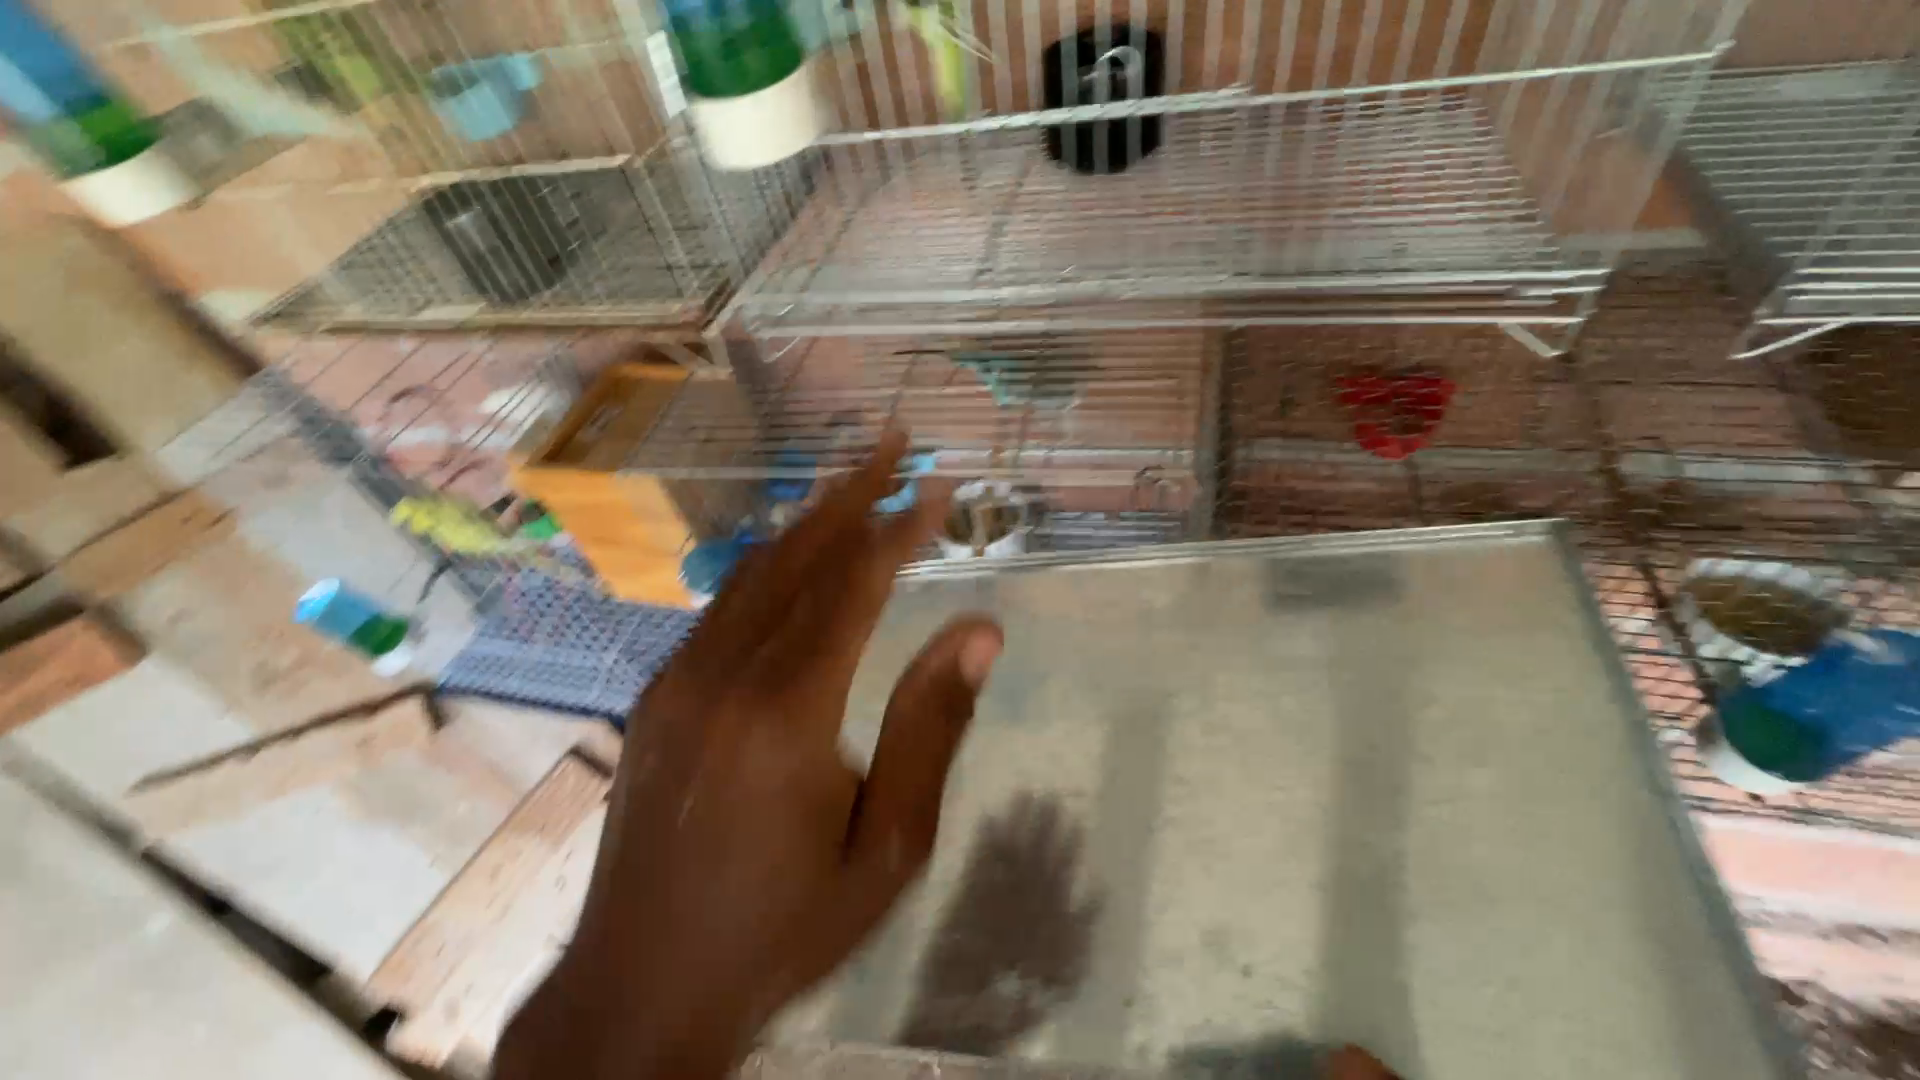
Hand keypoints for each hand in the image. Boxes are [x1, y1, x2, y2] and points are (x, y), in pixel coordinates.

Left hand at [496, 432, 1002, 1079]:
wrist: (644, 986)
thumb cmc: (785, 924)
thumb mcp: (887, 847)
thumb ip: (931, 729)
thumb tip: (980, 631)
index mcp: (786, 710)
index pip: (853, 585)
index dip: (898, 527)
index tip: (937, 484)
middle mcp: (723, 673)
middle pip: (797, 557)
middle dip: (851, 495)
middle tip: (892, 444)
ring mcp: (677, 681)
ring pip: (752, 575)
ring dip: (807, 523)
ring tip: (852, 484)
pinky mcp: (655, 698)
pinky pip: (722, 610)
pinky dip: (769, 568)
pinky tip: (793, 563)